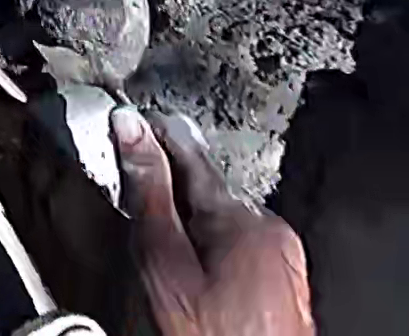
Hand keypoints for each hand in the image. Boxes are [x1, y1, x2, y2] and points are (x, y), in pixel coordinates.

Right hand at [110, 107, 313, 335]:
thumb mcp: (162, 260)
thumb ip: (147, 188)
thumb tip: (129, 124)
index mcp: (245, 217)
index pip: (187, 150)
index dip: (149, 135)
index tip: (120, 123)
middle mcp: (273, 229)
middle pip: (204, 183)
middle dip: (169, 184)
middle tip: (134, 198)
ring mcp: (286, 259)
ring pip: (219, 212)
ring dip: (188, 214)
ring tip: (161, 239)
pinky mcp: (288, 285)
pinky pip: (236, 239)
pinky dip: (208, 239)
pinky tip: (190, 264)